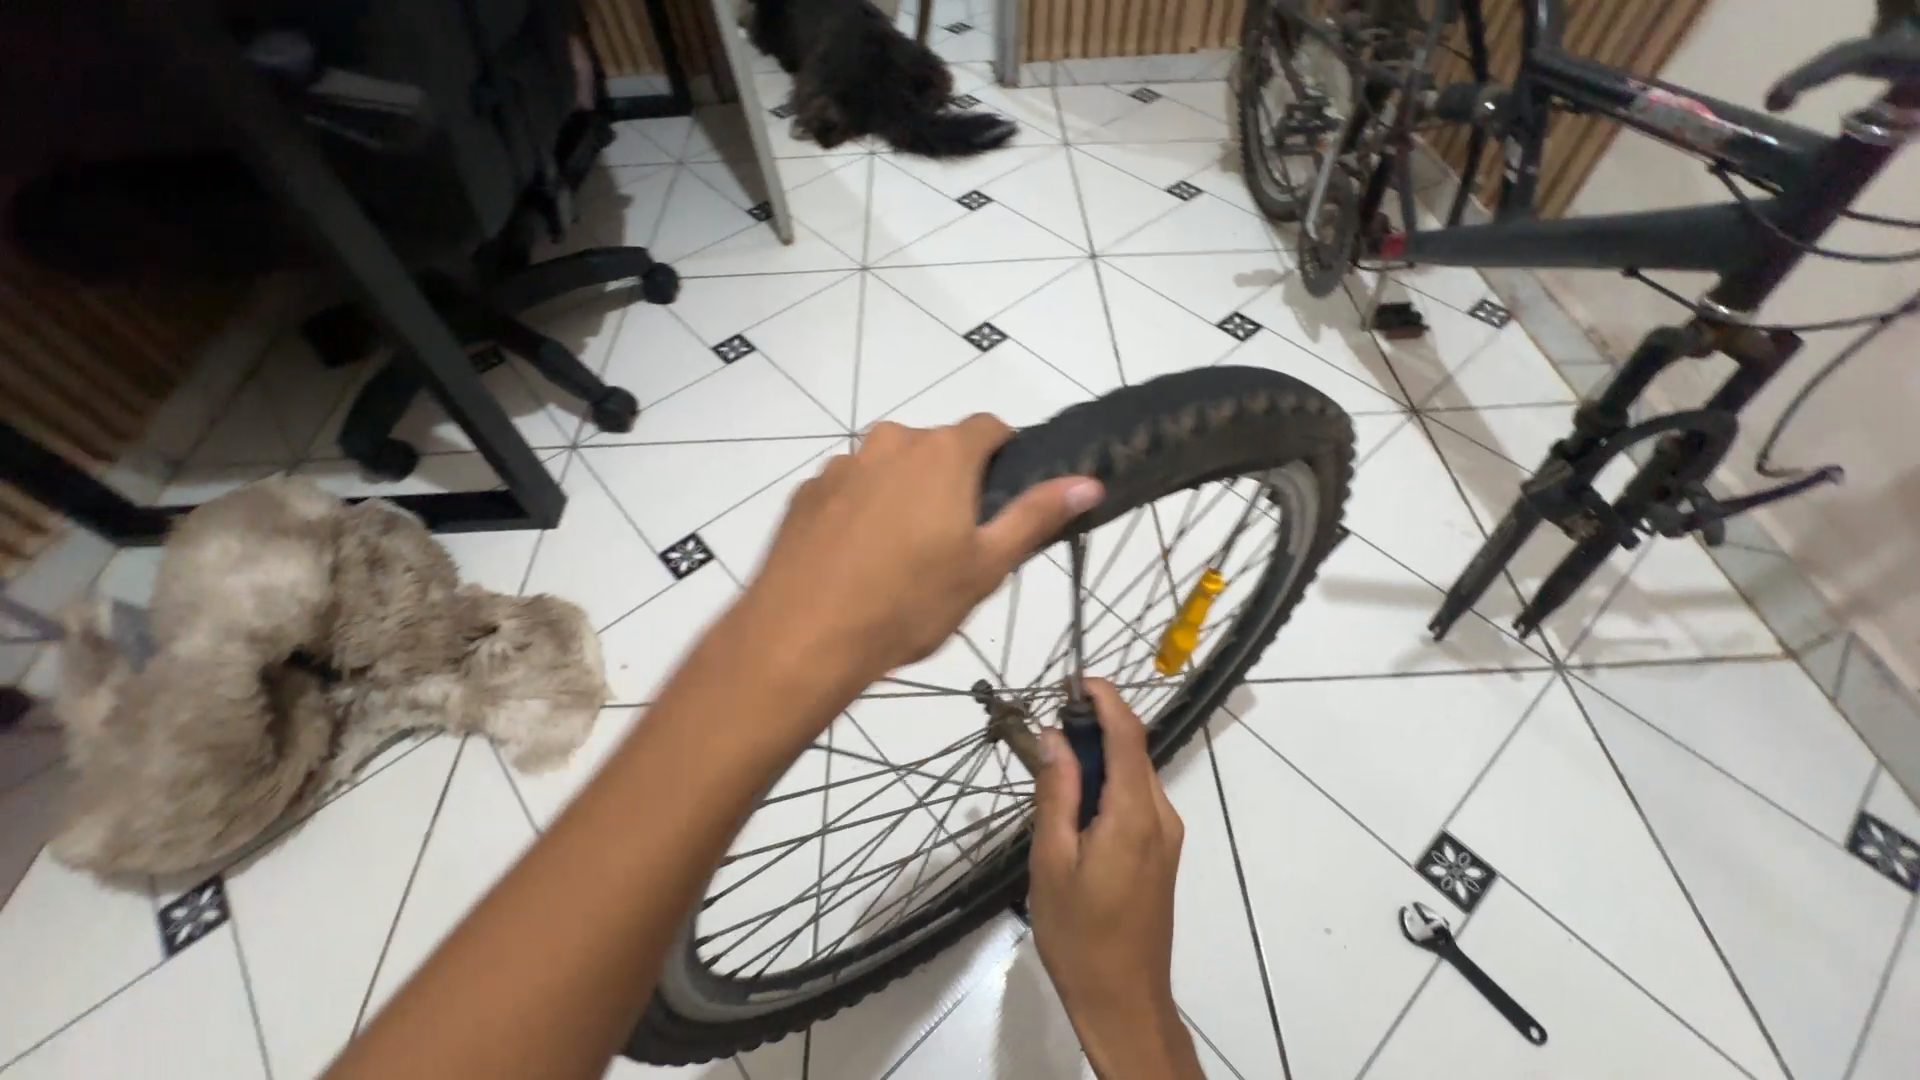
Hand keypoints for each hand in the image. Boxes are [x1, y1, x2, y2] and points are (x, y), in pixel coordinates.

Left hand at [739, 415, 1101, 694]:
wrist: (802, 638)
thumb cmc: (908, 604)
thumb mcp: (985, 567)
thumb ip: (1036, 516)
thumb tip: (1089, 481)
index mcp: (942, 454)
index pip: (989, 427)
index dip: (1005, 454)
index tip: (1006, 494)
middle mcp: (889, 444)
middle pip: (936, 448)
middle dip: (952, 482)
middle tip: (952, 543)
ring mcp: (840, 466)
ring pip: (889, 469)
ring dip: (903, 495)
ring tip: (899, 558)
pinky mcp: (805, 494)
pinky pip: (848, 491)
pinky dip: (860, 512)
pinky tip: (856, 562)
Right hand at [1028, 681, 1199, 1079]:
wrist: (1124, 1001)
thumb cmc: (1078, 934)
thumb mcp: (1052, 860)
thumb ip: (1056, 792)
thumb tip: (1053, 736)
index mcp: (1133, 815)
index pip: (1128, 734)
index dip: (1105, 698)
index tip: (1073, 680)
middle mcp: (1160, 816)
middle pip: (1133, 750)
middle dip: (1095, 726)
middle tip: (1046, 728)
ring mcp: (1166, 835)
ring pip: (1134, 774)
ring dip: (1099, 756)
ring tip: (1052, 764)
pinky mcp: (1161, 852)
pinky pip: (1136, 799)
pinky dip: (1107, 784)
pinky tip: (1075, 803)